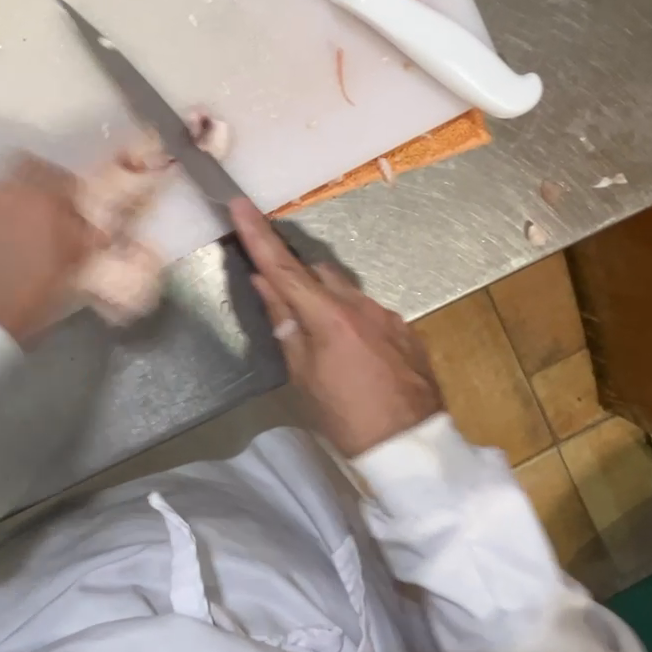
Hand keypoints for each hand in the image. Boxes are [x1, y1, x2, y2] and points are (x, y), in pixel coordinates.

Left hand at [0, 154, 97, 344]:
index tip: (64, 212)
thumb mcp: (62, 279)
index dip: (65, 193)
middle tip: (28, 214)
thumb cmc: (19, 305)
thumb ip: (77, 245)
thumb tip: (90, 230)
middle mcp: (10, 187)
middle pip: (26, 167)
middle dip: (30, 185)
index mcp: (46, 203)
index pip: (64, 178)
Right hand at [230, 199, 444, 456]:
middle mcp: (360, 304)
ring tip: (322, 338)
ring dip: (326, 301)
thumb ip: (283, 322)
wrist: (411, 449)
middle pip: (318, 272)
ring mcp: (387, 314)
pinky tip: (354, 352)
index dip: (257, 234)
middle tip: (282, 298)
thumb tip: (263, 282)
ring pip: (345, 291)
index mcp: (328, 315)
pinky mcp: (406, 330)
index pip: (283, 266)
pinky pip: (369, 311)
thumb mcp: (302, 374)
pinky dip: (352, 320)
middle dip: (297, 276)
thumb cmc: (344, 418)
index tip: (240, 203)